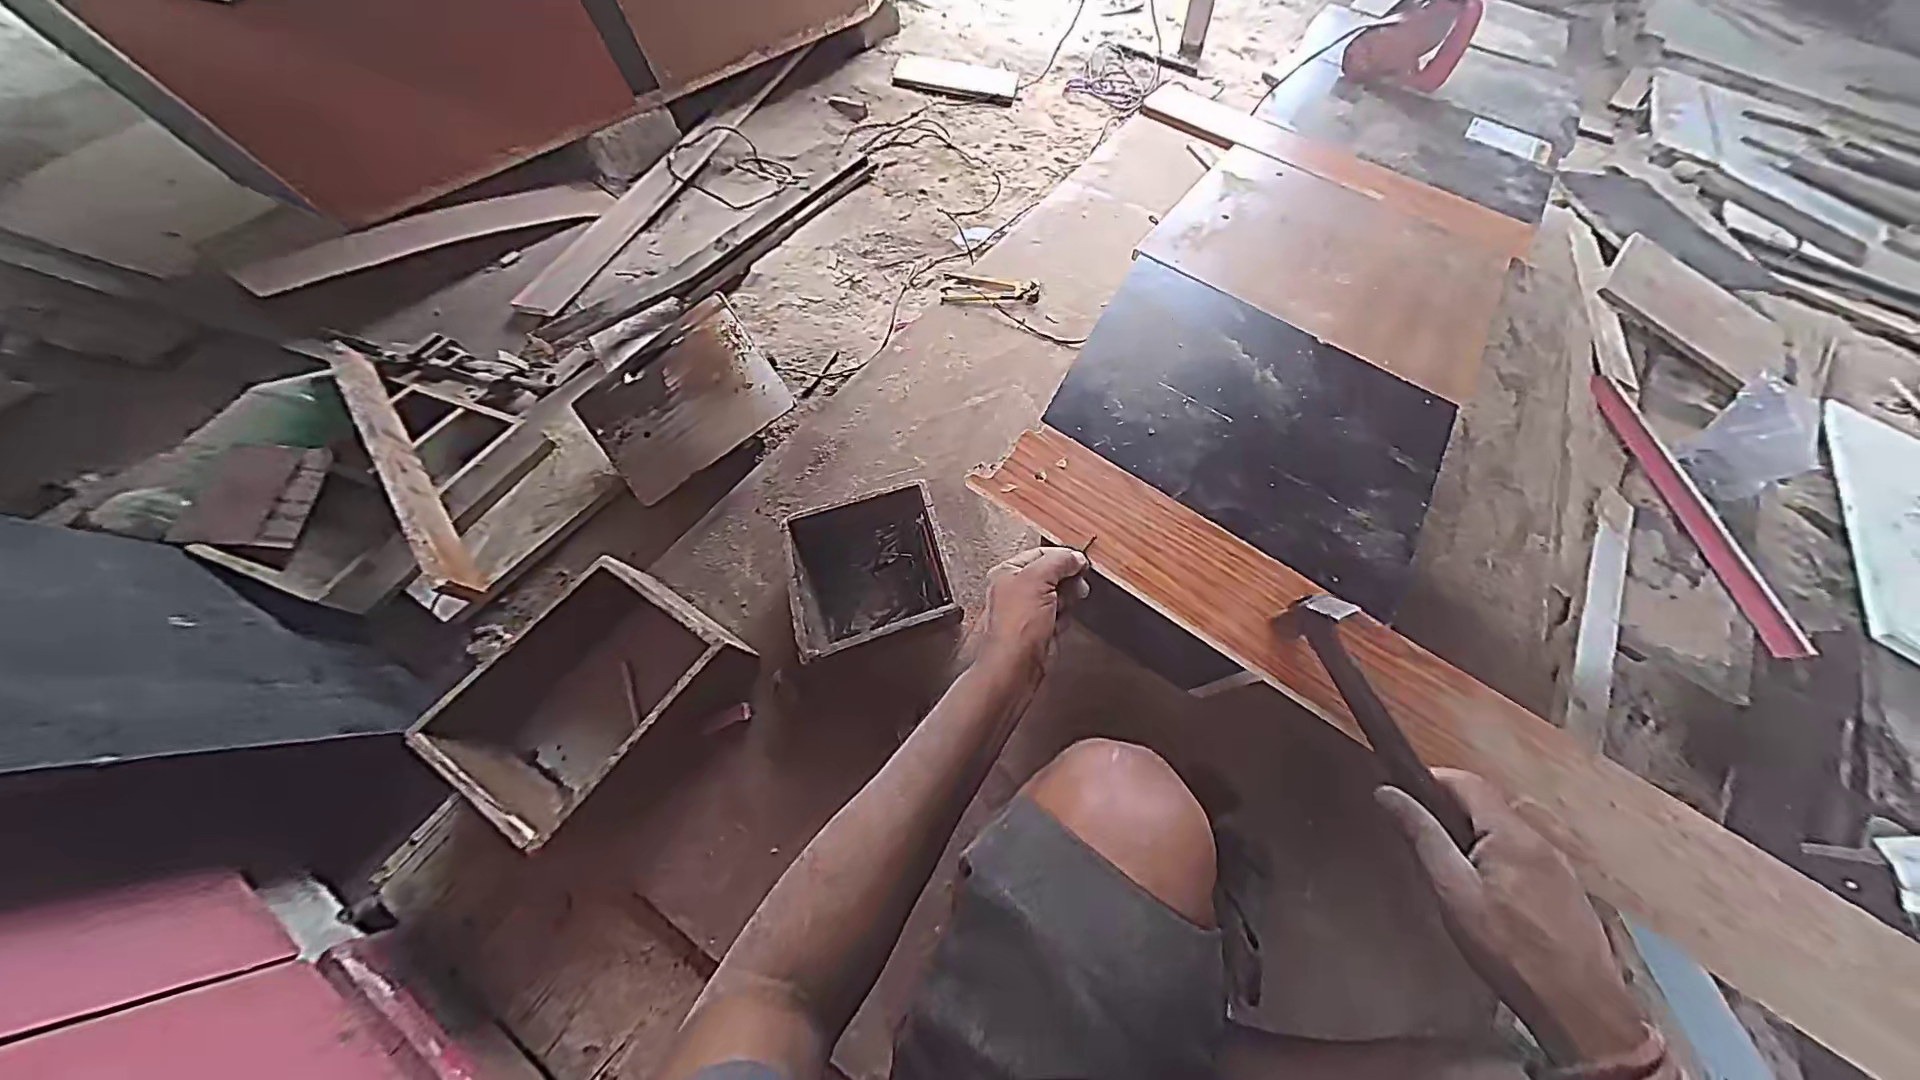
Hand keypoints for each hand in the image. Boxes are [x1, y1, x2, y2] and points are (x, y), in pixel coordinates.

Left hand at [959, 547, 1089, 680]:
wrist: (1016, 667)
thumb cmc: (1016, 626)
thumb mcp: (1037, 580)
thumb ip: (1058, 562)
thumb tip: (1076, 557)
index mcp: (1009, 571)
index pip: (1042, 553)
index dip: (1063, 556)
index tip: (1081, 562)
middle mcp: (1017, 588)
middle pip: (1054, 574)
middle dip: (1067, 582)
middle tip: (1074, 588)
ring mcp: (1030, 609)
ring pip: (1061, 595)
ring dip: (1066, 602)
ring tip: (1059, 612)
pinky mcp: (1041, 627)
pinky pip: (1062, 615)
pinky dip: (1064, 619)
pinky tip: (1057, 626)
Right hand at [1376, 770, 1646, 1066]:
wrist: (1583, 1016)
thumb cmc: (1509, 949)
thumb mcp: (1452, 888)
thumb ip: (1421, 834)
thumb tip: (1387, 791)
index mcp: (1513, 835)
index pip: (1466, 781)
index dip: (1430, 780)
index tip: (1402, 797)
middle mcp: (1541, 843)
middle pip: (1485, 805)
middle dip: (1447, 812)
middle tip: (1420, 838)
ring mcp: (1560, 869)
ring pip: (1503, 832)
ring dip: (1470, 837)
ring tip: (1447, 869)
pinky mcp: (1567, 894)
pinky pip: (1521, 857)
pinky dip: (1494, 859)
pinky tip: (1482, 893)